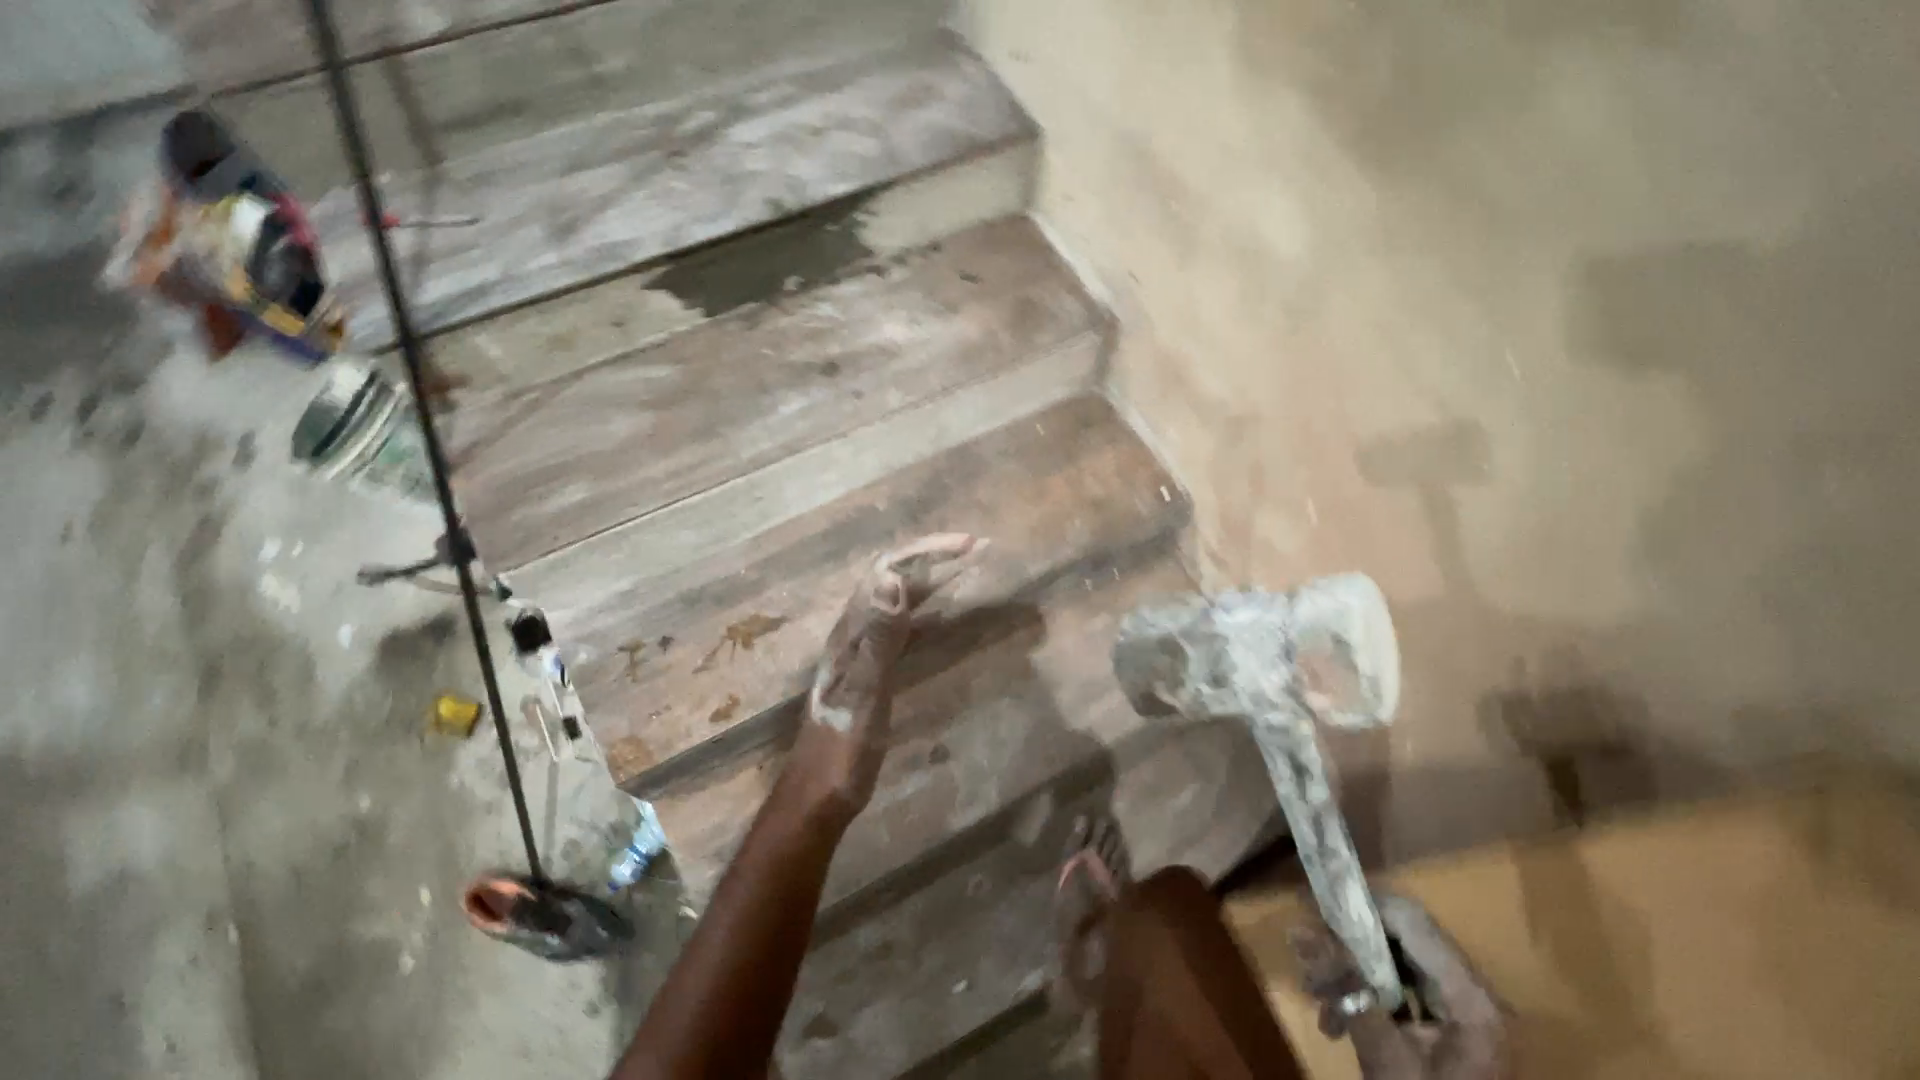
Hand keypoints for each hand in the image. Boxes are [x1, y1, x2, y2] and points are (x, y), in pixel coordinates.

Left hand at [786, 534, 982, 817]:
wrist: (817, 798)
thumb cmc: (840, 752)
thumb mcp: (864, 695)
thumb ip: (879, 639)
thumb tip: (891, 577)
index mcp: (851, 633)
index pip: (887, 571)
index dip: (926, 552)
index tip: (970, 546)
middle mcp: (853, 634)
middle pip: (892, 580)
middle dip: (933, 560)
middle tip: (978, 551)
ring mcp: (860, 654)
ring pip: (897, 603)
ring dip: (931, 583)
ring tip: (968, 574)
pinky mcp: (869, 674)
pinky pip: (902, 629)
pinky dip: (927, 614)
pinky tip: (945, 622)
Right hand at [1290, 895, 1509, 1079]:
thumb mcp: (1383, 1057)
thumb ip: (1344, 987)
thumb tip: (1298, 926)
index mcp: (1472, 997)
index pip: (1410, 919)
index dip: (1360, 907)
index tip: (1311, 913)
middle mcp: (1476, 994)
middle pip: (1403, 940)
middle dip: (1350, 949)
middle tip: (1310, 975)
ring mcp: (1468, 1013)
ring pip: (1399, 965)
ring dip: (1354, 976)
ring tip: (1322, 1011)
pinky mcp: (1456, 1030)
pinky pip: (1407, 992)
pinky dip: (1370, 998)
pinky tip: (1341, 1023)